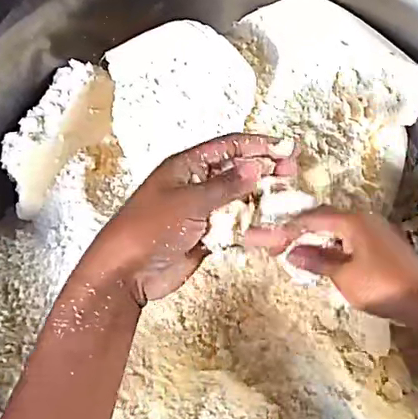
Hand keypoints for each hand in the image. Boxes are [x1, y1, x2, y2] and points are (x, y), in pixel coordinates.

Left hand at [77, 134, 294, 304]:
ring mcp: (201, 212)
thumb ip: (226, 186)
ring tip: (289, 201)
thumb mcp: (189, 202)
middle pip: (236, 172)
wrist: (126, 273)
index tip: (285, 147)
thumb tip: (255, 166)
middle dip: (264, 171)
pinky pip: (235, 229)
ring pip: (239, 201)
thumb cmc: (149, 229)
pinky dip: (253, 230)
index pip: (227, 147)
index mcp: (186, 167)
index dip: (257, 145)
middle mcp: (195, 185)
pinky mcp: (206, 237)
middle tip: (292, 172)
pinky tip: (274, 233)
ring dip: (262, 201)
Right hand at [243, 209, 417, 331]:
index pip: (311, 217)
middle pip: (324, 219)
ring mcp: (376, 231)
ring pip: (337, 229)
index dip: (287, 228)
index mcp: (352, 221)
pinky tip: (324, 259)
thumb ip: (317, 261)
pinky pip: (349, 239)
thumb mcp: (344, 276)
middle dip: (299, 230)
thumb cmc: (383, 286)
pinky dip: (331, 246)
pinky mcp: (383, 246)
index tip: (265, 238)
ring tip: (294, 250)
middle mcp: (364, 219)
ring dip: (315, 239)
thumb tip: (293, 252)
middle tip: (275, 243)